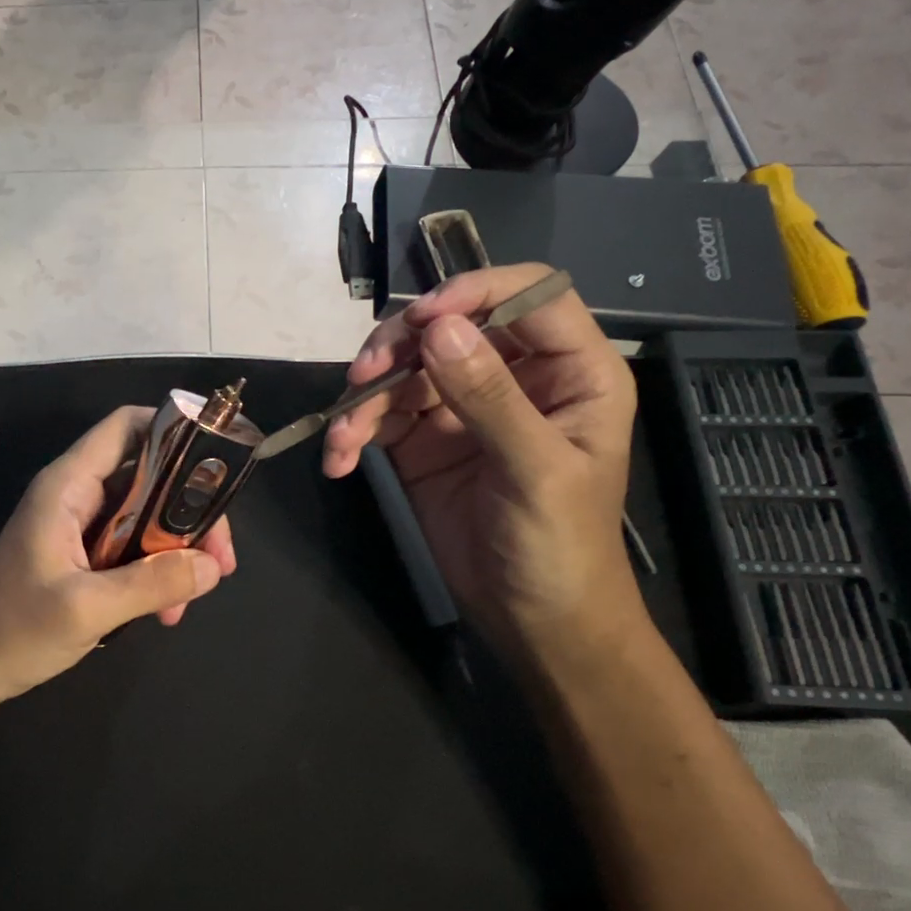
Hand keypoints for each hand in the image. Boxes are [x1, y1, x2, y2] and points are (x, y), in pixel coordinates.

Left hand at [0, 406, 236, 730]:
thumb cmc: (12, 632)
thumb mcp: (87, 609)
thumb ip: (152, 582)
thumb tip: (211, 566)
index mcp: (67, 487)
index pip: (127, 427)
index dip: (176, 431)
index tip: (220, 468)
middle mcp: (75, 497)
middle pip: (150, 476)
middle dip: (189, 512)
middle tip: (219, 560)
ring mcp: (77, 529)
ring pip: (145, 518)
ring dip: (175, 552)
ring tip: (191, 597)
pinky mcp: (80, 560)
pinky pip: (130, 551)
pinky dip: (154, 573)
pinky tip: (165, 612)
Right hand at [321, 263, 642, 657]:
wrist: (531, 619)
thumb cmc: (562, 545)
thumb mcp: (536, 470)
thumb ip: (490, 397)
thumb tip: (440, 329)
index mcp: (570, 372)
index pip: (528, 297)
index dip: (476, 291)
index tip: (423, 317)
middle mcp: (514, 378)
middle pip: (449, 327)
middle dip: (399, 347)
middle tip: (364, 376)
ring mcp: (461, 409)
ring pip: (404, 370)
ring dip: (365, 397)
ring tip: (345, 438)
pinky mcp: (420, 443)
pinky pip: (378, 418)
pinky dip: (352, 435)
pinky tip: (340, 463)